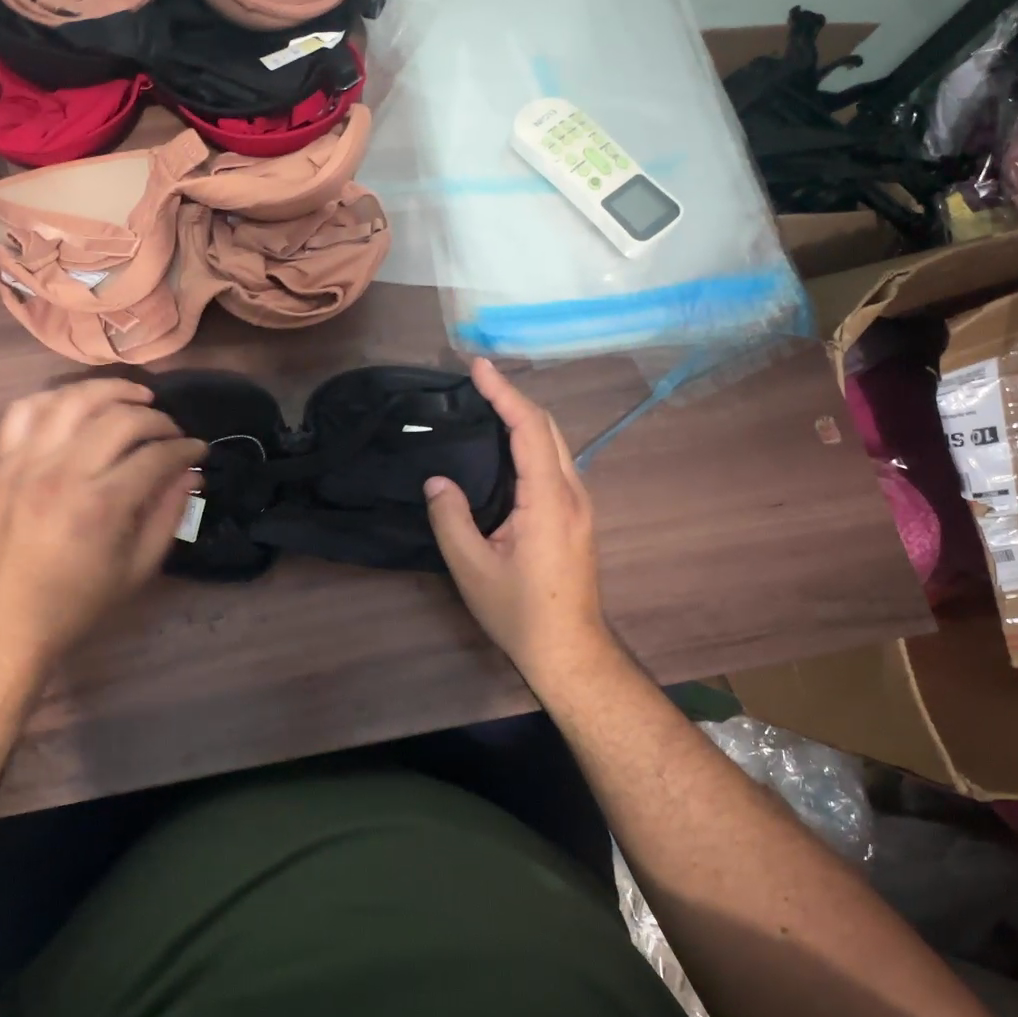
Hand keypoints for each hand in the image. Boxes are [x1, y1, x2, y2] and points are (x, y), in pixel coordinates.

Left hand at [0, 379, 204, 673]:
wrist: (9, 620)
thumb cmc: (80, 602)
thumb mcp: (139, 569)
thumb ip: (169, 514)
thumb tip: (191, 473)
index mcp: (100, 507)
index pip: (155, 455)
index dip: (186, 449)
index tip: (200, 450)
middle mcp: (62, 473)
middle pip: (120, 418)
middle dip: (158, 419)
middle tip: (172, 433)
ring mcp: (25, 462)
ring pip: (73, 399)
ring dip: (112, 390)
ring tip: (137, 397)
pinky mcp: (1, 462)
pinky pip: (26, 409)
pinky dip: (56, 397)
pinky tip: (80, 406)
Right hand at [424, 358, 611, 678]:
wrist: (569, 650)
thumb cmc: (519, 611)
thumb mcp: (471, 568)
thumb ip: (451, 519)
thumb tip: (437, 482)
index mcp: (548, 500)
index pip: (529, 430)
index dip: (504, 393)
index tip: (478, 366)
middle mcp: (573, 494)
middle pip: (548, 429)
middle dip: (514, 398)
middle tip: (477, 381)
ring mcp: (580, 506)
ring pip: (555, 445)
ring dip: (524, 419)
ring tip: (488, 405)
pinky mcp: (577, 518)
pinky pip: (555, 464)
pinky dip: (530, 442)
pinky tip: (507, 449)